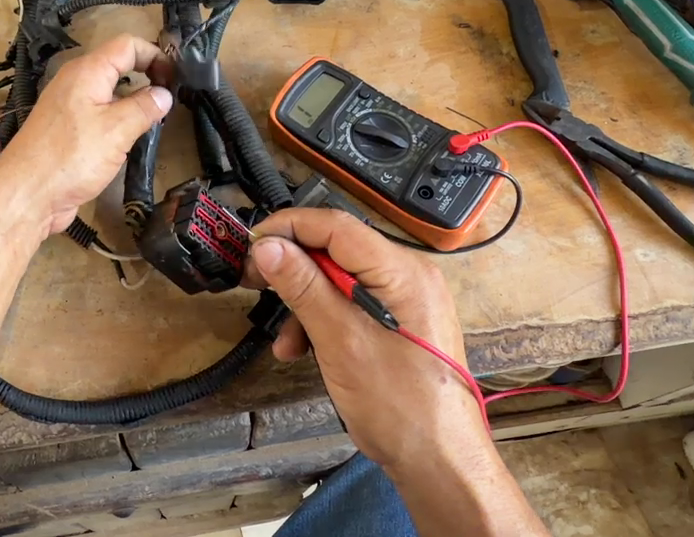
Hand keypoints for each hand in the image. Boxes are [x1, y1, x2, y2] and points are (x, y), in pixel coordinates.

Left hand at [0, 34, 172, 237]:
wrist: (27, 193)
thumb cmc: (71, 157)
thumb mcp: (117, 130)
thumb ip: (144, 108)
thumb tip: (164, 94)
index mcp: (87, 71)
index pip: (127, 45)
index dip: (155, 54)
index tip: (175, 77)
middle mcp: (75, 81)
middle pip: (117, 65)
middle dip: (146, 75)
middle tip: (169, 98)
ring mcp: (69, 105)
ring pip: (108, 91)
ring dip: (132, 101)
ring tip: (155, 120)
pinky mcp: (66, 129)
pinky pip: (98, 113)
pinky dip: (117, 119)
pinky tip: (129, 139)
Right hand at [247, 209, 491, 475]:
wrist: (442, 468)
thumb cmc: (402, 409)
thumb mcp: (342, 342)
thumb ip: (303, 287)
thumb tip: (267, 246)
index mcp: (403, 272)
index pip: (335, 225)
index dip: (288, 228)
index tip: (252, 245)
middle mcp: (406, 276)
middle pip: (334, 250)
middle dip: (292, 268)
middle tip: (254, 280)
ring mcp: (403, 300)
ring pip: (336, 279)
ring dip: (303, 302)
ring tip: (283, 336)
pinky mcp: (395, 322)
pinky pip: (348, 304)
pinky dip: (321, 320)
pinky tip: (301, 348)